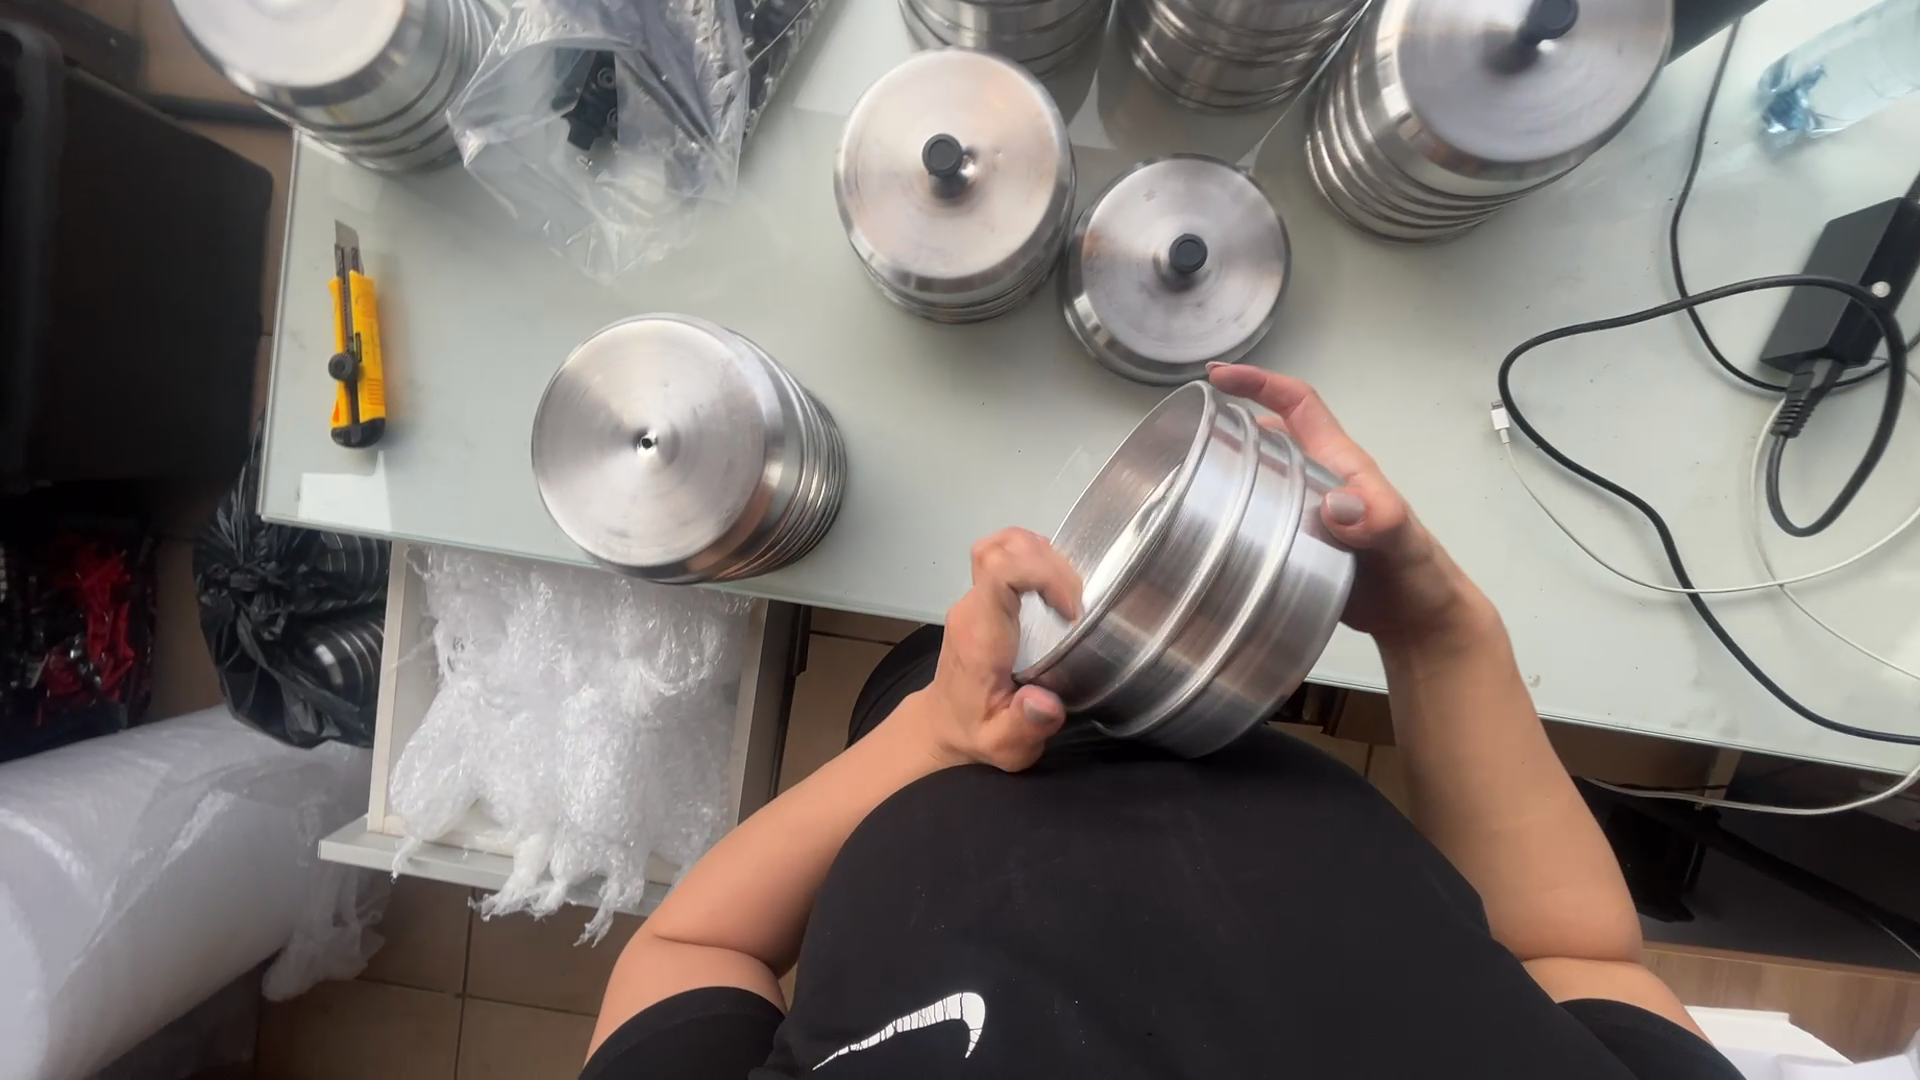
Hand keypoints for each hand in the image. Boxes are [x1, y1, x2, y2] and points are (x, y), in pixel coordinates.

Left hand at [906, 528, 1081, 771]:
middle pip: (1002, 548)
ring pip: (1002, 544)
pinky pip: (1006, 557)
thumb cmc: (975, 732)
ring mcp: (974, 598)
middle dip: (1050, 563)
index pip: (998, 570)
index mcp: (979, 635)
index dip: (1041, 573)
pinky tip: (1056, 590)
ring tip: (1069, 594)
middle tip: (1076, 603)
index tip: (1071, 609)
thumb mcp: (1003, 746)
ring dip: (1042, 556)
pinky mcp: (982, 597)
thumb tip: (1045, 702)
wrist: (943, 725)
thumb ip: (1024, 724)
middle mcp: (972, 608)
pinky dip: (1035, 559)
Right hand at [1207, 364, 1490, 647]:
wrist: (1417, 619)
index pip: (1297, 405)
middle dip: (1225, 426)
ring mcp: (1300, 510)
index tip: (1218, 376)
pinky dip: (1225, 515)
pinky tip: (1201, 530)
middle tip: (1181, 441)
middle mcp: (1313, 479)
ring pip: (1255, 476)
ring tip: (1179, 484)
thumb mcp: (1404, 543)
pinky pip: (1252, 515)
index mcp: (1336, 464)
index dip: (1260, 383)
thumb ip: (1378, 520)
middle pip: (1265, 436)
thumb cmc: (1416, 573)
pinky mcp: (1290, 541)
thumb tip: (1335, 506)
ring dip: (1220, 472)